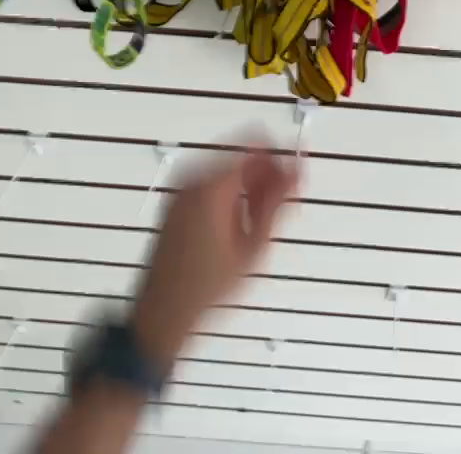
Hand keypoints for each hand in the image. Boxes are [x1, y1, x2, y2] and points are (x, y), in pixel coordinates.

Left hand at [132, 145, 298, 366]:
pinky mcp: (175, 204)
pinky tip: (238, 219)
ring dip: (247, 183)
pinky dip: (228, 191)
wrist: (165, 310)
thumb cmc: (206, 285)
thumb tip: (293, 176)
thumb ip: (275, 204)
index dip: (279, 157)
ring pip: (224, 169)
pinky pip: (208, 183)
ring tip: (261, 215)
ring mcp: (180, 192)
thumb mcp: (252, 247)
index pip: (254, 149)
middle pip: (238, 157)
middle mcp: (192, 182)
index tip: (294, 169)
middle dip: (265, 173)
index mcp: (212, 189)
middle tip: (283, 196)